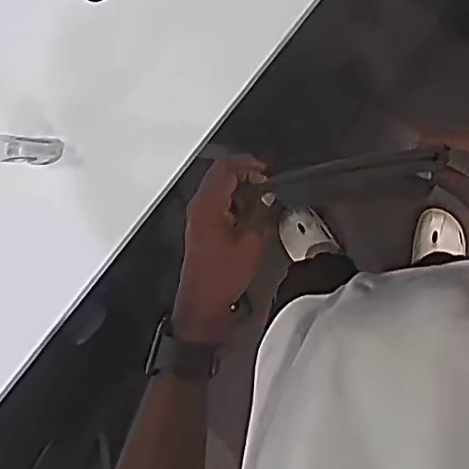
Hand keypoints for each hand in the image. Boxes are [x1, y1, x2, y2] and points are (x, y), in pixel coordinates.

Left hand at [174, 157, 270, 344]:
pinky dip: (234, 200)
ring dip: (241, 187)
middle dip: (246, 173)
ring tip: (262, 197)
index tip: (267, 171)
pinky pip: (218, 201)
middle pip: (221, 173)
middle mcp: (200, 205)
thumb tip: (269, 195)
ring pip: (219, 186)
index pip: (226, 168)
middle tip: (267, 181)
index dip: (249, 164)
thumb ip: (262, 211)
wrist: (203, 304)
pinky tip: (250, 213)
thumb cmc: (223, 276)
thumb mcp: (251, 241)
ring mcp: (199, 215)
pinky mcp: (202, 226)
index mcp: (208, 204)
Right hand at [421, 128, 468, 237]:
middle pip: (455, 134)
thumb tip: (430, 169)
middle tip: (416, 153)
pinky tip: (447, 159)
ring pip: (463, 139)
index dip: (429, 142)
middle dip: (436, 142)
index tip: (411, 148)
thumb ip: (448, 178)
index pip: (449, 137)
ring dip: (447, 146)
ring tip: (427, 156)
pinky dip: (458, 150)